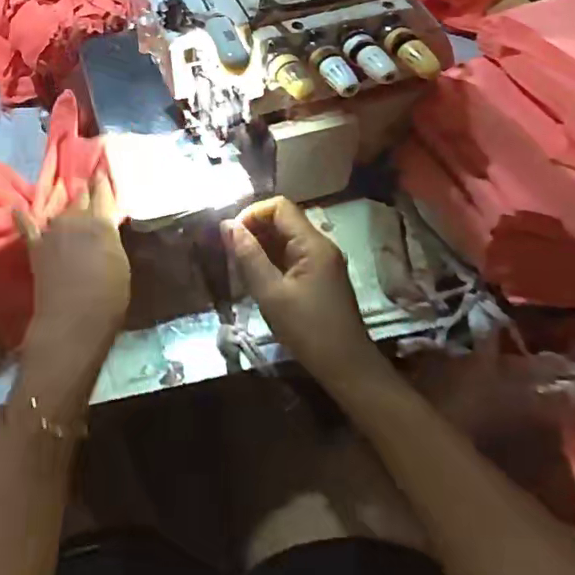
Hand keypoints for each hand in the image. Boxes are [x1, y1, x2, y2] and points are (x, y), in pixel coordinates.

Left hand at [15, 171, 128, 392]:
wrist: (71, 321)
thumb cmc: (108, 296)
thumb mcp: (120, 262)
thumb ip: (110, 237)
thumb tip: (106, 224)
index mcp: (100, 222)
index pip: (103, 193)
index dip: (103, 180)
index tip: (102, 167)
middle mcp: (74, 220)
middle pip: (80, 197)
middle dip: (84, 188)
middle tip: (87, 178)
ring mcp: (52, 233)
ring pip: (57, 209)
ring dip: (61, 199)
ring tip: (63, 188)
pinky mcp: (35, 248)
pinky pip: (27, 228)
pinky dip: (22, 218)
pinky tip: (16, 207)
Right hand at [225, 197, 382, 389]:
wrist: (347, 368)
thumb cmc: (308, 330)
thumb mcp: (271, 294)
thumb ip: (248, 256)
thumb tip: (227, 225)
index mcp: (313, 244)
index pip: (279, 207)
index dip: (252, 214)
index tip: (232, 236)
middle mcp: (321, 245)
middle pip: (283, 220)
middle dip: (255, 229)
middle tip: (232, 251)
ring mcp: (323, 261)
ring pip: (287, 238)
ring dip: (262, 245)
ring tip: (240, 265)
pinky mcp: (321, 277)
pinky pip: (293, 255)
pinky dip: (273, 259)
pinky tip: (258, 277)